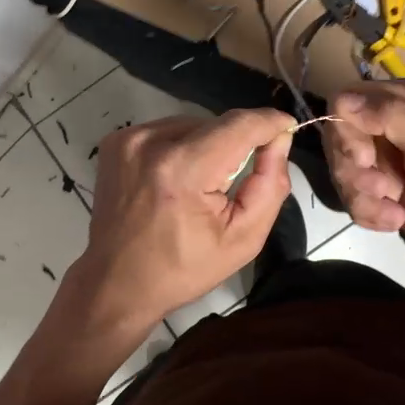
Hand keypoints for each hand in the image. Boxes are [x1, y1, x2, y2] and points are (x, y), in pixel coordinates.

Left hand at [65, 109, 295, 335]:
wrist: (116, 282)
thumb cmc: (182, 269)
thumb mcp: (242, 239)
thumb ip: (269, 185)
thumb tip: (280, 139)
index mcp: (182, 170)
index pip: (239, 125)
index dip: (269, 122)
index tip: (288, 127)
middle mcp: (151, 143)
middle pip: (216, 124)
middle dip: (235, 146)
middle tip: (232, 184)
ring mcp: (129, 139)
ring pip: (193, 124)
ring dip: (208, 145)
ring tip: (201, 186)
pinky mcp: (116, 141)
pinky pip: (167, 131)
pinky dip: (181, 148)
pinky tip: (176, 180)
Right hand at [322, 81, 404, 283]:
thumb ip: (389, 116)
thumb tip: (341, 101)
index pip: (349, 100)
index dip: (346, 128)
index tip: (363, 156)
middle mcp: (394, 127)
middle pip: (339, 137)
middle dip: (352, 167)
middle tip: (381, 187)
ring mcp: (388, 162)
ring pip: (343, 170)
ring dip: (362, 194)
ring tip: (395, 210)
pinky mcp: (385, 195)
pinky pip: (354, 198)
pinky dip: (371, 213)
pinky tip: (397, 221)